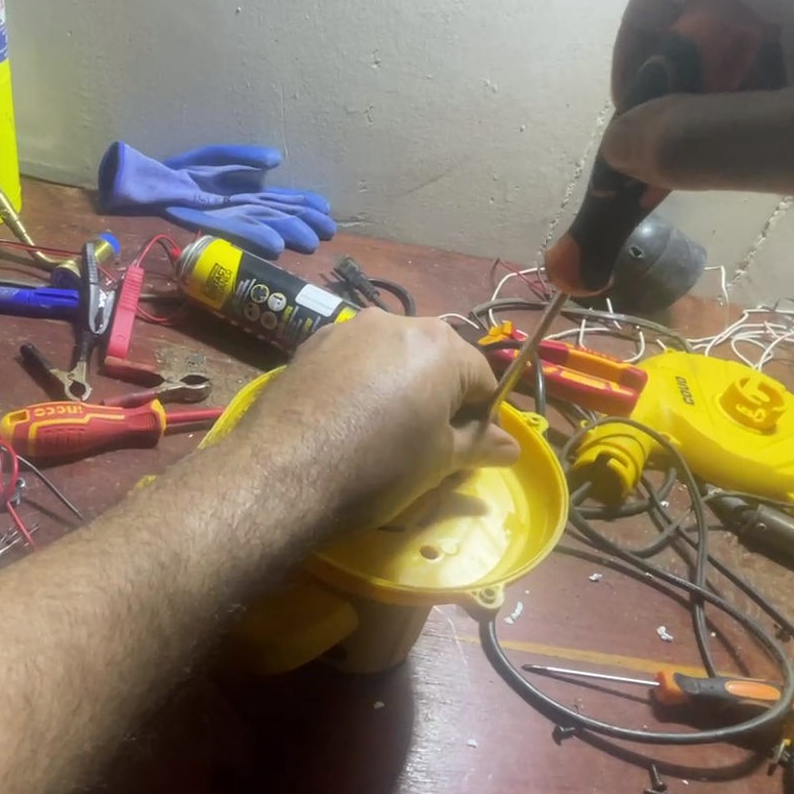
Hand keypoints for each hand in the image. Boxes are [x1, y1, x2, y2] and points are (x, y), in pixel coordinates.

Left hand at [231, 310, 520, 526]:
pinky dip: (357, 383)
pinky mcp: (309, 345)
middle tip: (421, 443)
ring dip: (395, 386)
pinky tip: (341, 419)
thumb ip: (479, 446)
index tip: (466, 450)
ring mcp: (346, 329)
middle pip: (433, 360)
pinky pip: (350, 361)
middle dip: (437, 396)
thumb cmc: (377, 467)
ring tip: (377, 432)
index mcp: (439, 344)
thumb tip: (512, 447)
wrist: (282, 472)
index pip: (481, 378)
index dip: (480, 417)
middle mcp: (394, 322)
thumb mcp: (437, 462)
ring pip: (389, 357)